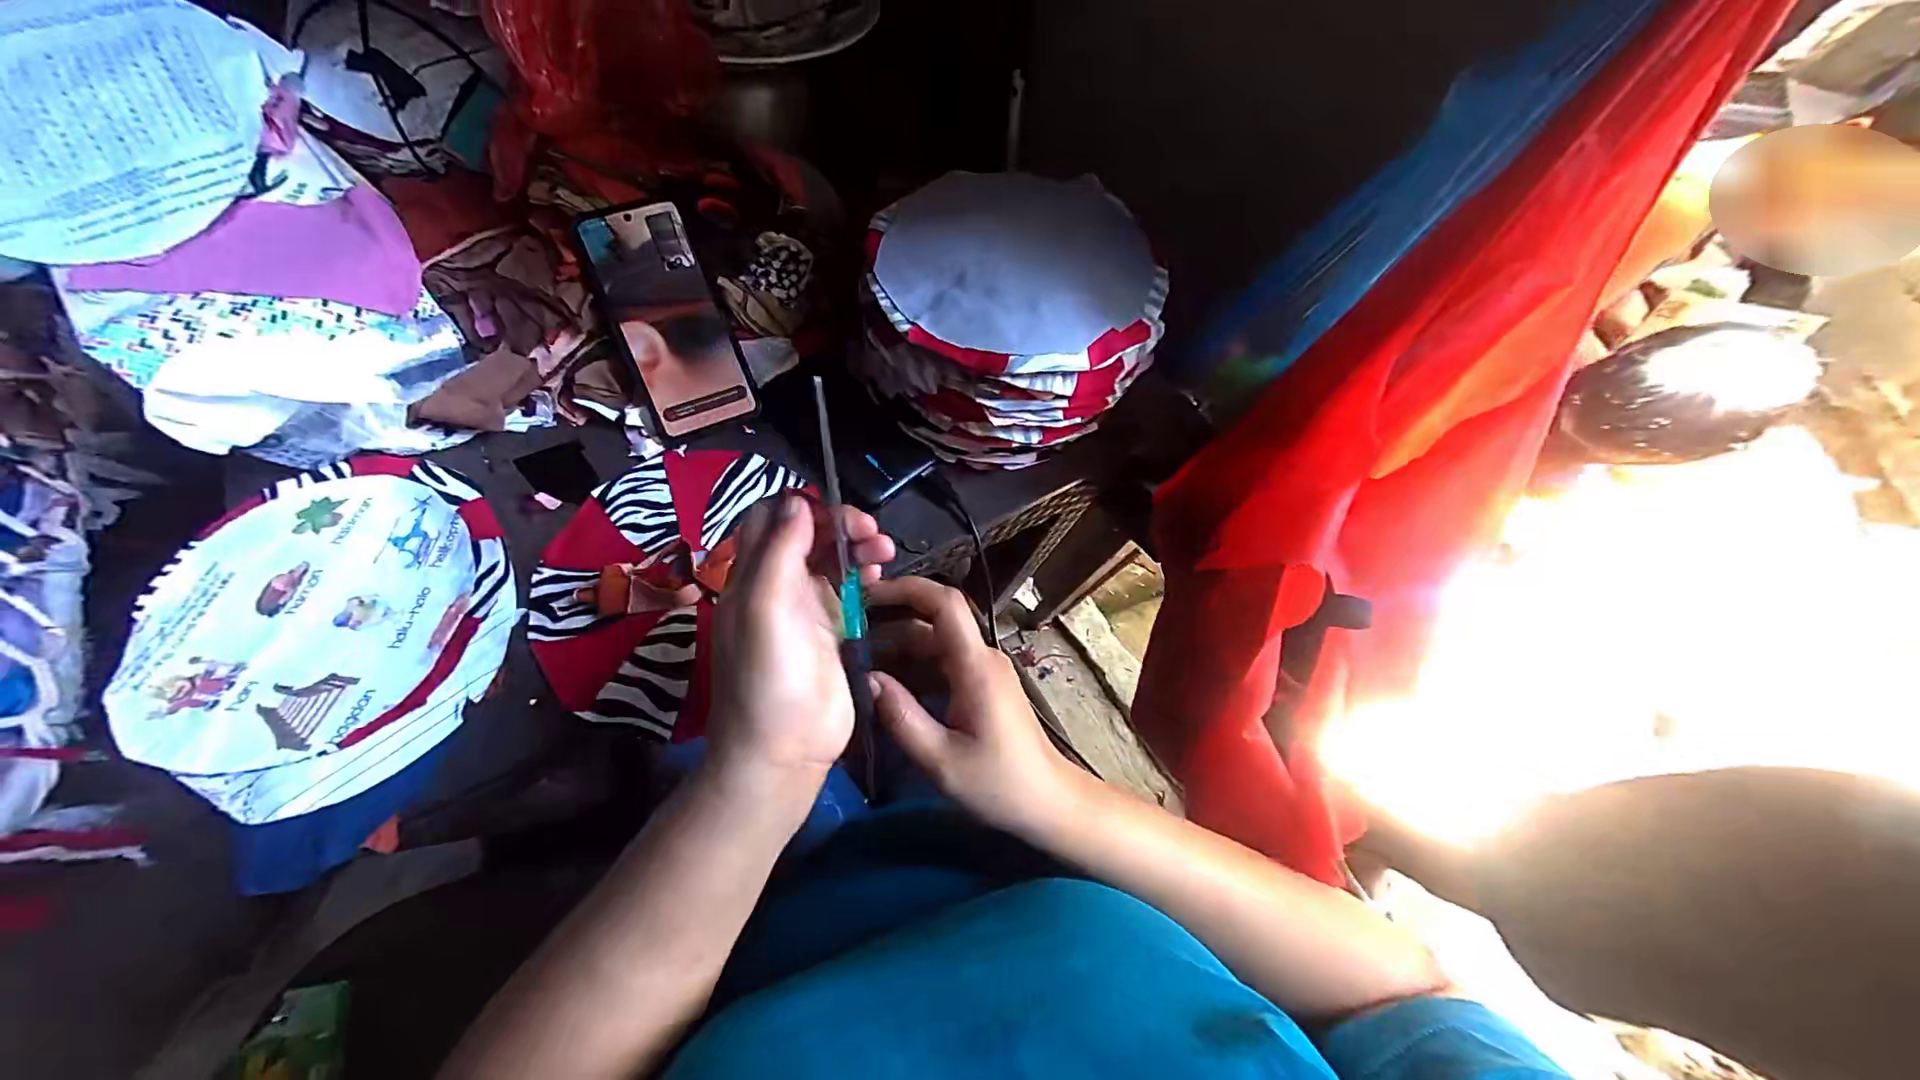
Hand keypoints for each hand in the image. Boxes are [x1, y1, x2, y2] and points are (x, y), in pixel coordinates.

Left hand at [705, 494, 894, 795]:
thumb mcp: (765, 609)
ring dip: (858, 544)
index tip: (834, 514)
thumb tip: (796, 502)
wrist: (784, 748)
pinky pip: (849, 587)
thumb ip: (779, 552)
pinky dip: (865, 572)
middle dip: (839, 522)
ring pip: (831, 557)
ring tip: (885, 551)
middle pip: (807, 533)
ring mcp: (806, 607)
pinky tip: (879, 576)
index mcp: (752, 575)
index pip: (770, 518)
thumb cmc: (768, 678)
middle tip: (870, 531)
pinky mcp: (832, 629)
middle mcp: (777, 585)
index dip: (801, 506)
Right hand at [865, 577, 1084, 837]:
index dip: (905, 589)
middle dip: (888, 626)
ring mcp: (983, 670)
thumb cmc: (998, 784)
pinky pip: (941, 664)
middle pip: (932, 623)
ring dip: (897, 651)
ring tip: (856, 668)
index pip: (945, 603)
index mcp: (976, 666)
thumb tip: (866, 679)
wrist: (1047, 802)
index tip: (866, 595)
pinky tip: (886, 690)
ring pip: (933, 644)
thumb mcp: (941, 759)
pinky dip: (912, 670)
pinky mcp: (981, 685)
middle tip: (845, 643)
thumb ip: (901, 717)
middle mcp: (981, 657)